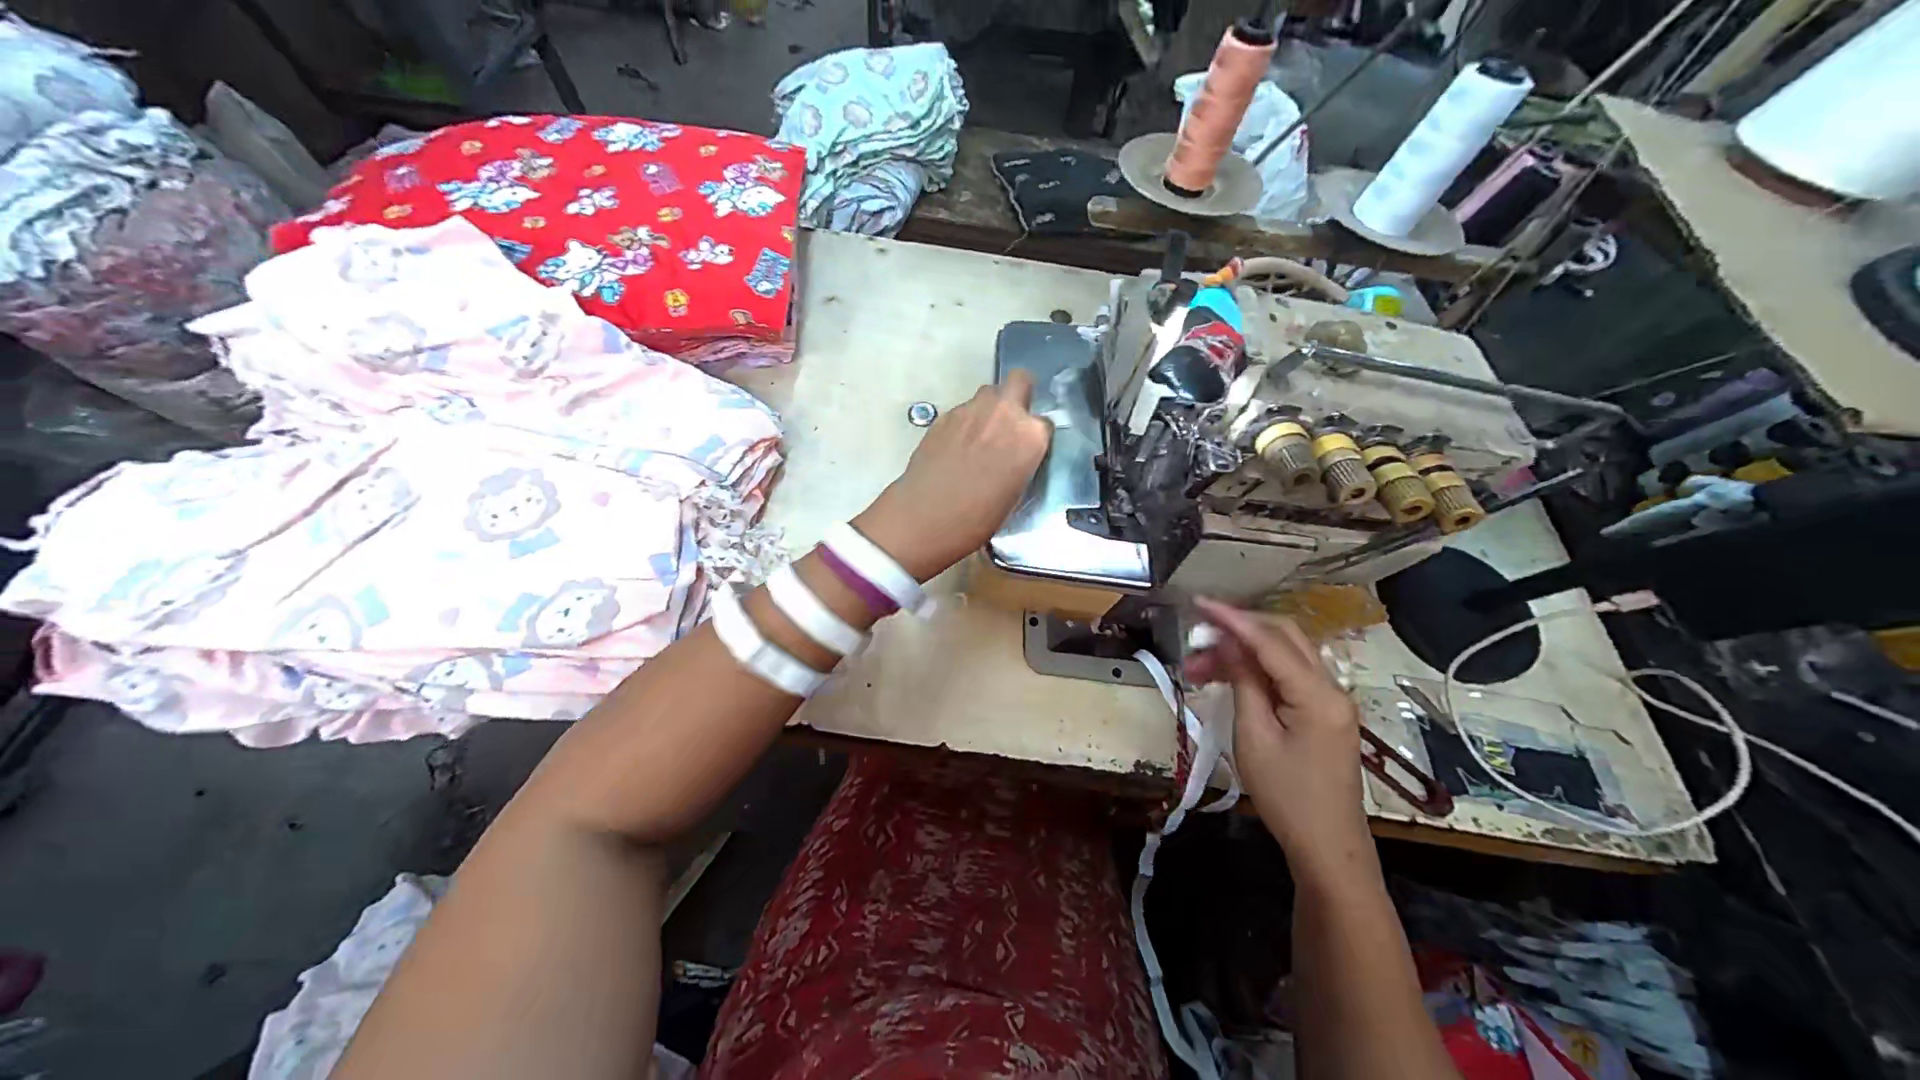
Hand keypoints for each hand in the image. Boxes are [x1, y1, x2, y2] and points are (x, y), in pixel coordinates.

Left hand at [852, 371, 1051, 580]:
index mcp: (1030, 436)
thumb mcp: (1015, 493)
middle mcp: (1003, 413)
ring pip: (987, 394)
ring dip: (988, 409)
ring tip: (979, 438)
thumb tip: (1015, 454)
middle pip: (1019, 381)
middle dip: (1017, 395)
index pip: (1044, 422)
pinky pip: (962, 411)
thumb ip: (1021, 461)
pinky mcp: (944, 415)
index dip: (1035, 435)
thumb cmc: (978, 517)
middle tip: (1008, 424)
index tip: (1027, 448)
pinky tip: (955, 448)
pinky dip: (964, 424)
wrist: (926, 516)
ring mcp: (971, 410)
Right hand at [1191, 598, 1374, 885]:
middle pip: (1284, 638)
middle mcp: (1332, 688)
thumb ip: (1244, 683)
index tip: (1199, 603)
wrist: (1327, 845)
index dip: (1232, 619)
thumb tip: (1227, 644)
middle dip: (1238, 630)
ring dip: (1244, 652)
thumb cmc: (1286, 797)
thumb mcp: (1254, 738)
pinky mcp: (1324, 713)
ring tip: (1199, 668)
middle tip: (1198, 635)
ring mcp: (1331, 701)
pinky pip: (1289, 677)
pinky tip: (1228, 679)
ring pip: (1284, 656)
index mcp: (1317, 695)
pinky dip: (1258, 670)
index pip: (1270, 642)